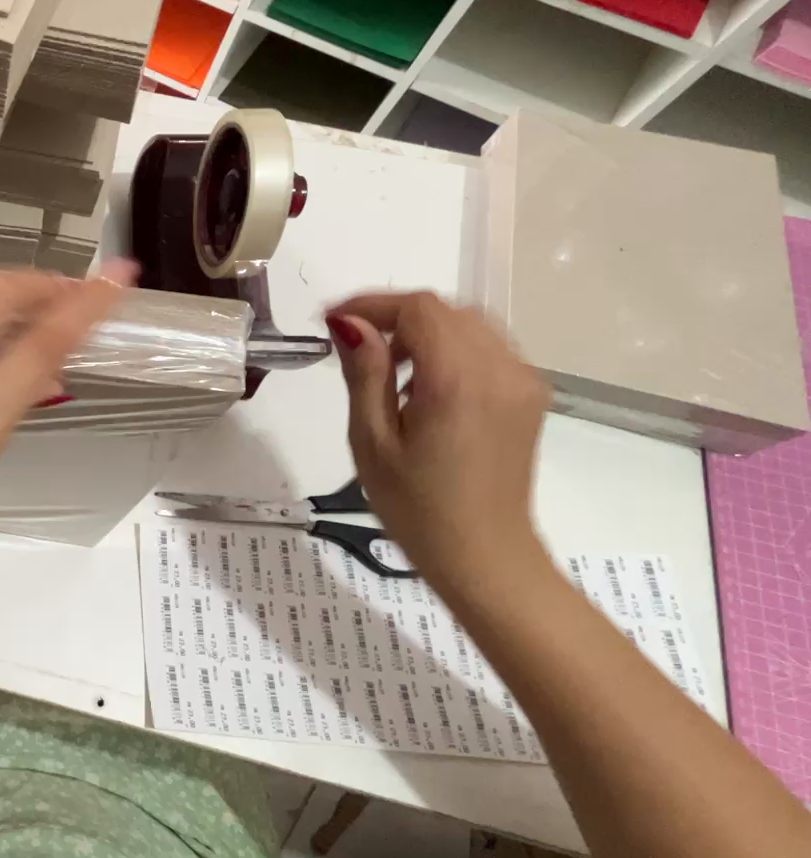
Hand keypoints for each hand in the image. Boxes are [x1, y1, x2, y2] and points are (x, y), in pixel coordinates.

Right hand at [328, 292, 552, 598]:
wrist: (482, 553)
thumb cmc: (413, 505)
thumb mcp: (371, 440)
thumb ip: (365, 374)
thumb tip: (349, 324)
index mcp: (458, 381)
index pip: (419, 310)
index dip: (371, 305)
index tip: (329, 321)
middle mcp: (502, 369)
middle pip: (446, 310)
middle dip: (394, 315)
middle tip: (350, 344)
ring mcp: (523, 381)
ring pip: (470, 325)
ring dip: (422, 331)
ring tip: (384, 367)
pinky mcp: (528, 395)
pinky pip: (487, 349)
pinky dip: (448, 348)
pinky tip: (420, 386)